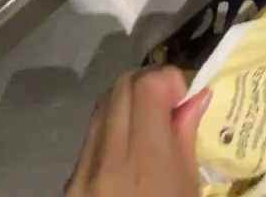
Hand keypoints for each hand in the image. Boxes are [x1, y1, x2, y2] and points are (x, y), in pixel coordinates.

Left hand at [66, 66, 210, 196]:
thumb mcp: (188, 190)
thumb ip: (186, 138)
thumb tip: (196, 97)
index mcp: (144, 162)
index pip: (147, 86)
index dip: (169, 81)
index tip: (183, 100)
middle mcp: (107, 159)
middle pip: (122, 86)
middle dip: (149, 83)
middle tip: (169, 104)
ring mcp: (82, 172)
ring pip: (103, 105)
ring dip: (128, 101)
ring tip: (149, 122)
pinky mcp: (69, 184)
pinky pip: (91, 136)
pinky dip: (111, 127)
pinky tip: (127, 148)